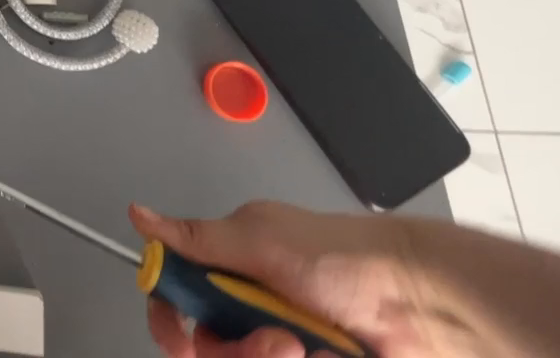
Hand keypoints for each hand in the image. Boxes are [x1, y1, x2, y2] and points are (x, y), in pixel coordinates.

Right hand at [129, 202, 472, 357]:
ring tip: (316, 353)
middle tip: (281, 345)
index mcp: (226, 264)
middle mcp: (246, 305)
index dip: (168, 320)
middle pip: (210, 346)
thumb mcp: (259, 240)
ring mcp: (280, 341)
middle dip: (238, 353)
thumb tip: (136, 215)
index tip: (180, 341)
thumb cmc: (336, 258)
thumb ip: (196, 238)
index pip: (175, 295)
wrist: (423, 301)